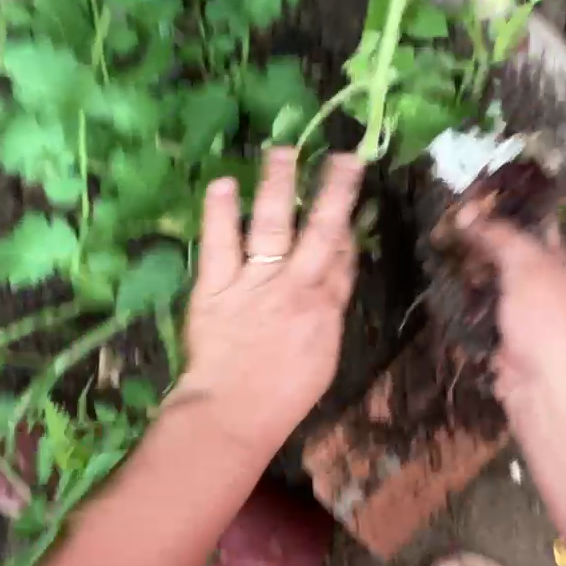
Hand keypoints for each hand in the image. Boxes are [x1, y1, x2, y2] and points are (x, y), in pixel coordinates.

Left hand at [168, 147, 363, 448]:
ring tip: (282, 150)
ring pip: (273, 226)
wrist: (233, 415)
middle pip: (322, 231)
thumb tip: (336, 271)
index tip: (349, 191)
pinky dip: (221, 213)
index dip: (348, 222)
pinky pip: (220, 244)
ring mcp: (256, 285)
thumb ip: (329, 310)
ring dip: (279, 185)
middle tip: (343, 156)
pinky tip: (223, 183)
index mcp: (326, 309)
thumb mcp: (324, 356)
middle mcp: (297, 288)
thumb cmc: (282, 394)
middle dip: (335, 190)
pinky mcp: (216, 288)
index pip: (342, 256)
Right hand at [459, 217, 565, 407]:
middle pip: (504, 248)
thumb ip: (499, 235)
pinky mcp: (497, 330)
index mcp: (555, 258)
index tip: (470, 198)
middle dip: (477, 238)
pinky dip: (461, 297)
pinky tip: (441, 285)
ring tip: (437, 250)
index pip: (530, 221)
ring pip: (487, 277)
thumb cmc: (545, 319)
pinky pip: (476, 306)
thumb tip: (467, 211)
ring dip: (465, 267)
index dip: (504, 208)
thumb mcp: (526, 265)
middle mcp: (537, 278)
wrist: (544, 385)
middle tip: (445, 224)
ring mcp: (517, 306)